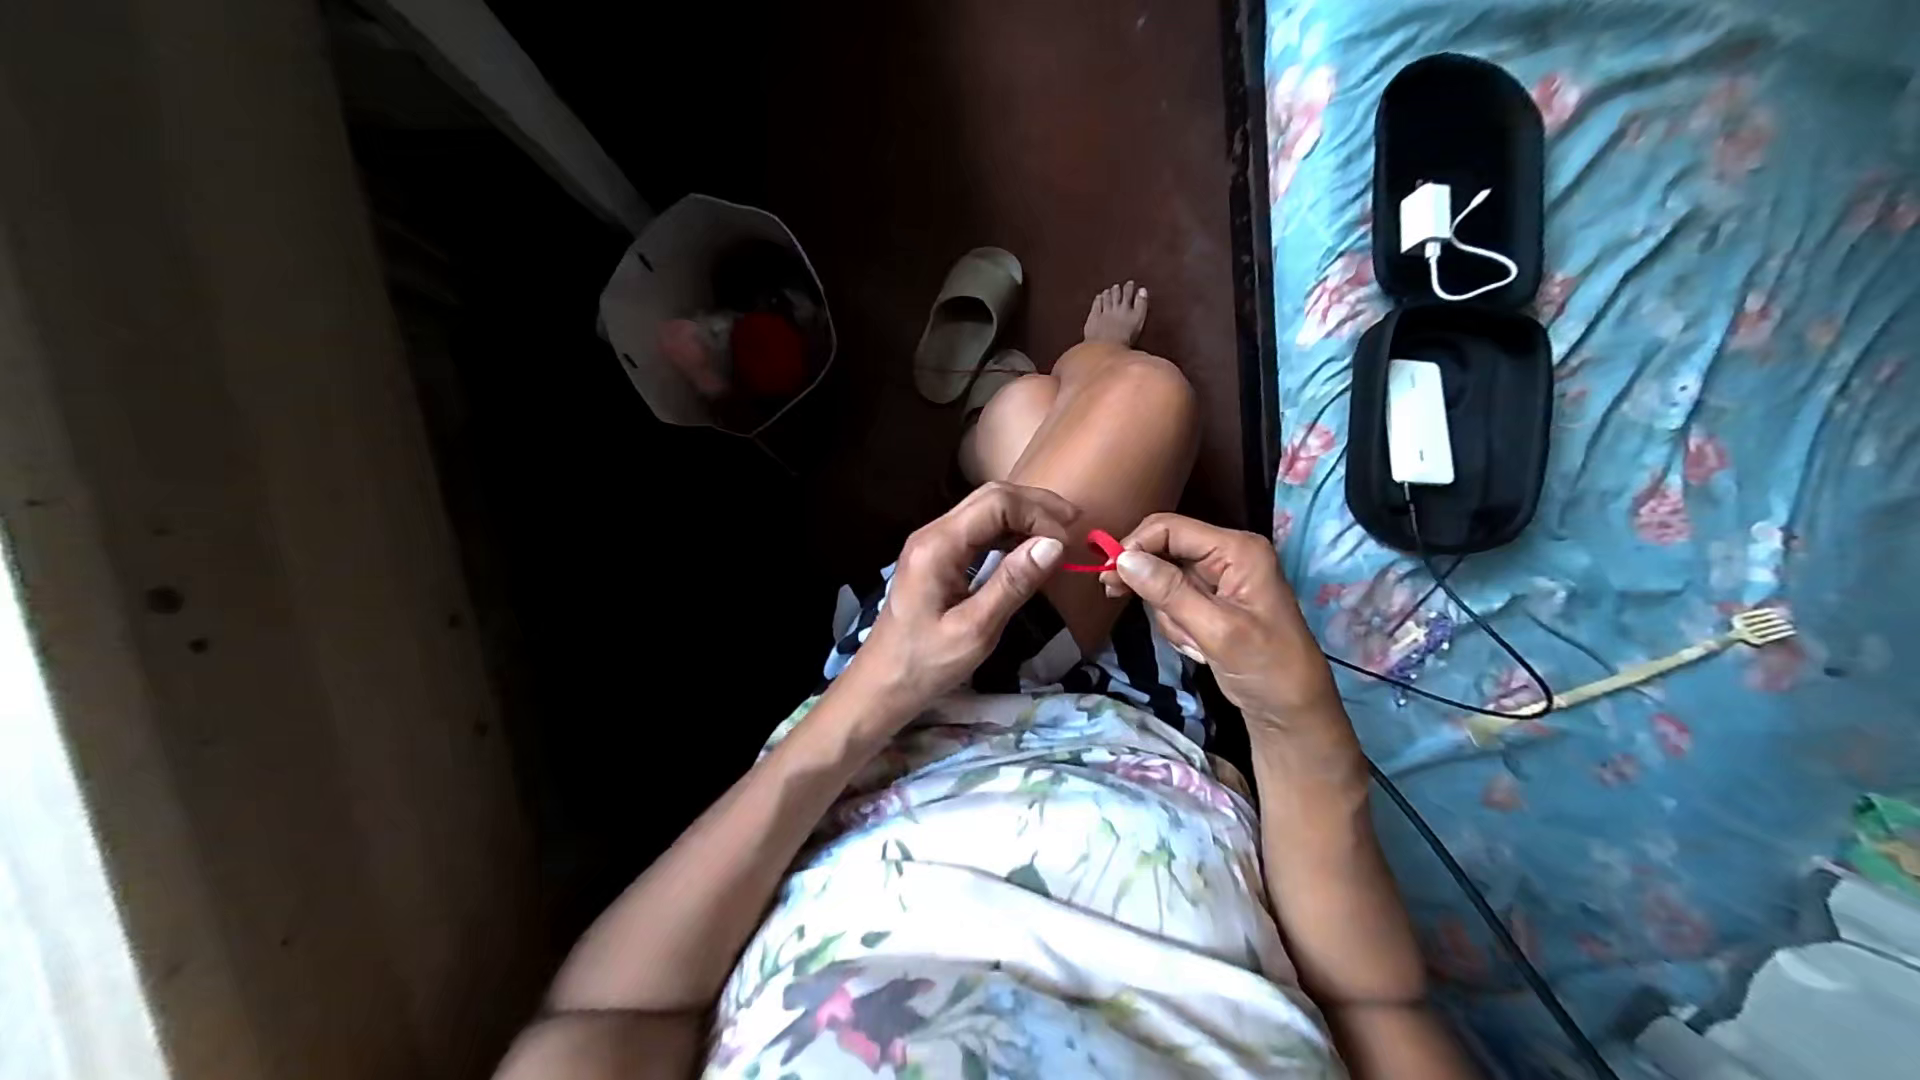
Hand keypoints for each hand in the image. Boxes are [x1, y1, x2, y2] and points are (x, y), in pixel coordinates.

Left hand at [842, 482, 1076, 715]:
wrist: (881, 684)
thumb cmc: (925, 664)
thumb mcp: (975, 629)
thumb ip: (1013, 583)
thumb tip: (1055, 544)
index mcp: (938, 545)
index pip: (996, 503)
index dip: (1037, 515)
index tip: (1066, 544)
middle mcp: (933, 534)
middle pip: (990, 498)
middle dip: (1035, 505)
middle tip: (1075, 523)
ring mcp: (933, 544)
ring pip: (985, 511)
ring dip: (1024, 517)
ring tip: (1059, 534)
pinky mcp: (937, 559)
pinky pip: (977, 532)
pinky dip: (1008, 534)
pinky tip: (1029, 549)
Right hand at [1102, 513, 1347, 744]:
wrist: (1290, 709)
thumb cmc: (1266, 666)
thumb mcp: (1216, 630)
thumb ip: (1169, 591)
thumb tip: (1123, 559)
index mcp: (1237, 549)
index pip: (1171, 528)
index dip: (1136, 546)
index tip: (1111, 576)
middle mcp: (1227, 554)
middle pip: (1163, 549)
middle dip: (1147, 580)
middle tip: (1114, 595)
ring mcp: (1218, 578)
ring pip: (1163, 577)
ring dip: (1165, 611)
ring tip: (1191, 641)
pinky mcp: (1210, 599)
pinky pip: (1172, 599)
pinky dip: (1174, 622)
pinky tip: (1194, 644)